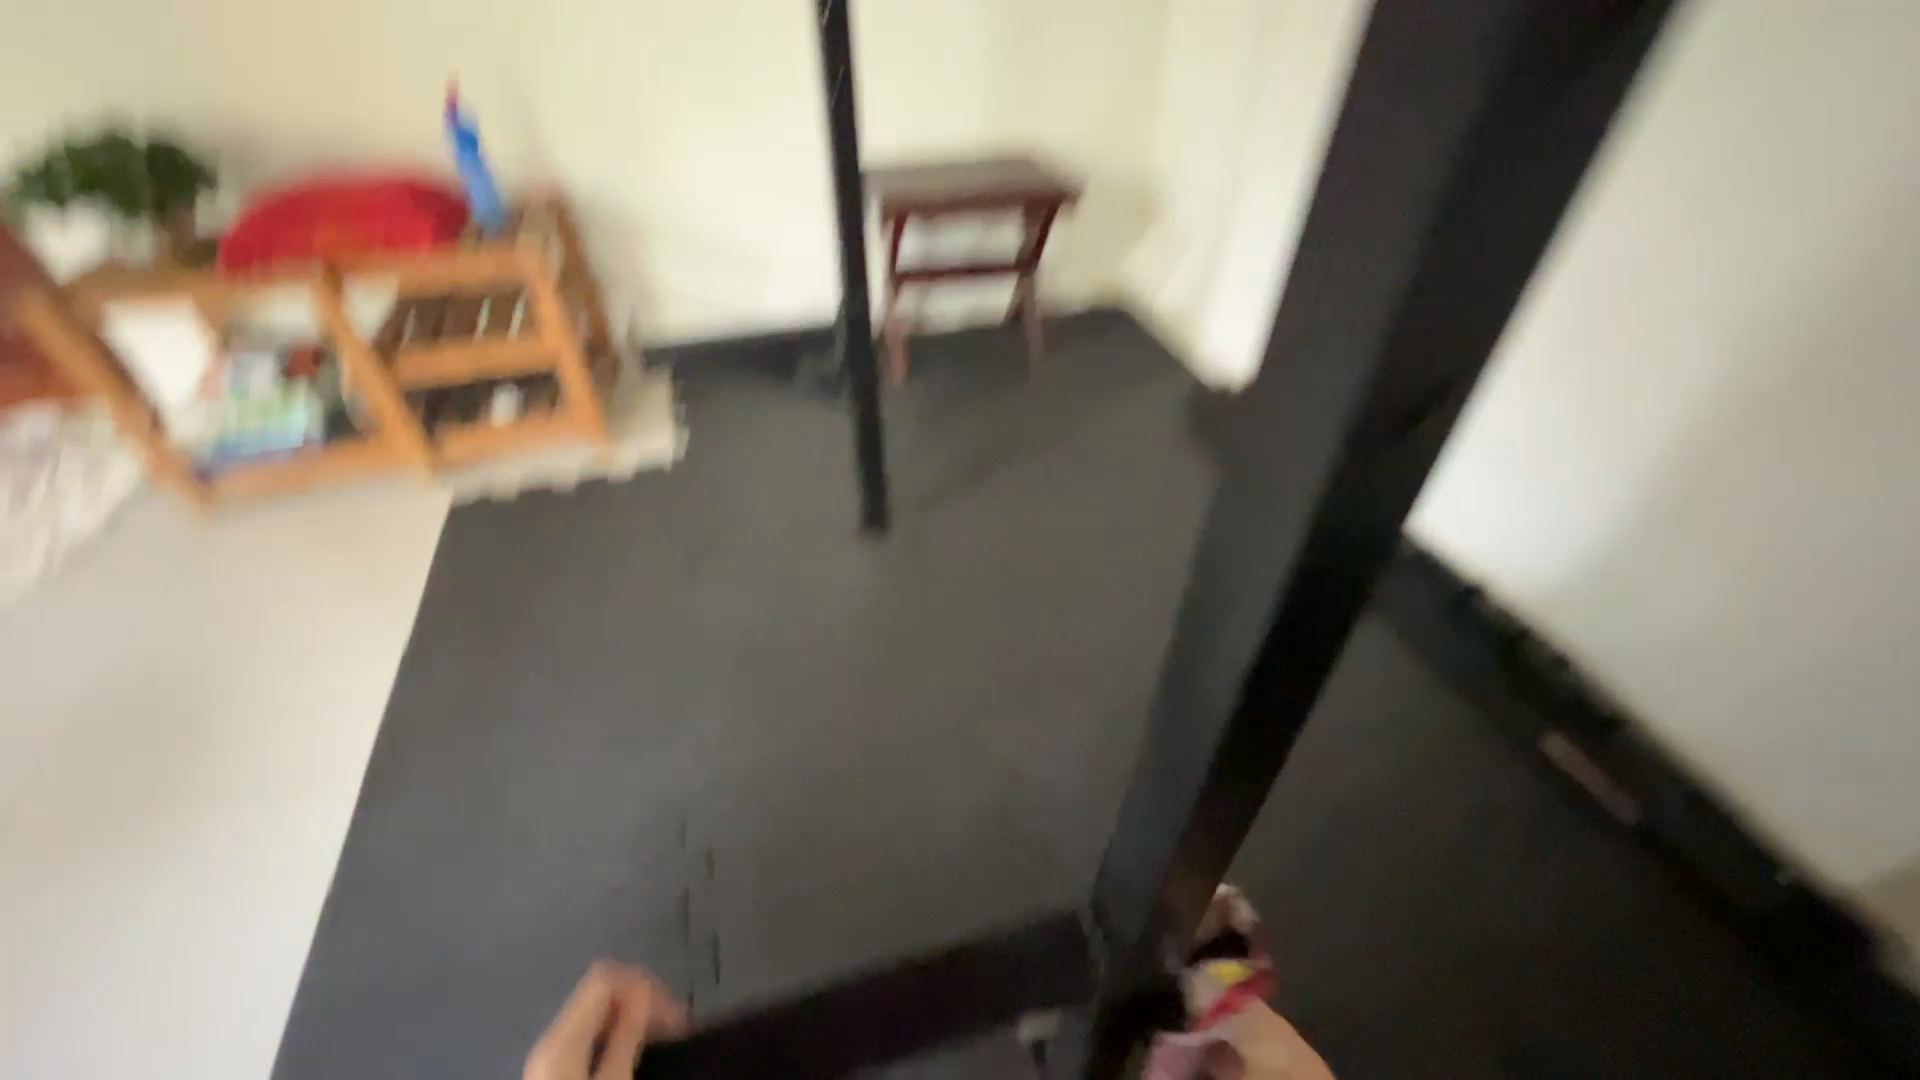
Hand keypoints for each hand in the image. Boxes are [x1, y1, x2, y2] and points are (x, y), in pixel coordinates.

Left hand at [525, 961, 687, 1079]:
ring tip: (662, 1035)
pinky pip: (591, 1032)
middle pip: (600, 992)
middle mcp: (553, 1036)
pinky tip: (635, 1048)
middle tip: (673, 1024)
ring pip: (598, 1011)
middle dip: (640, 999)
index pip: (604, 978)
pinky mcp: (555, 1068)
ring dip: (632, 1015)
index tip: (670, 1009)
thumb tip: (644, 990)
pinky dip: (616, 1031)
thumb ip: (626, 1034)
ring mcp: (551, 1052)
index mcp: (562, 1036)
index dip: (641, 983)